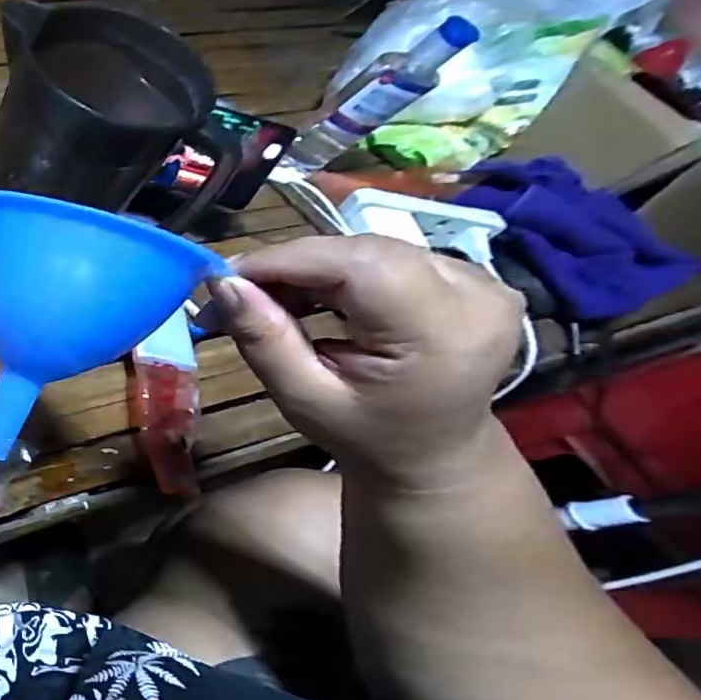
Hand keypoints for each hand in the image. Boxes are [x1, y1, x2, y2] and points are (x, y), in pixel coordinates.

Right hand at [206, 235, 524, 488]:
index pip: (358, 265)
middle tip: (230, 292)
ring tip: (261, 298)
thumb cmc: (363, 434)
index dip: (285, 260)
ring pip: (367, 249)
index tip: (222, 277)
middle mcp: (475, 293)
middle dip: (287, 264)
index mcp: (441, 331)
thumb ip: (265, 340)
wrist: (432, 450)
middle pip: (362, 251)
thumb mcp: (302, 398)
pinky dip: (329, 270)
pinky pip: (381, 256)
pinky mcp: (465, 275)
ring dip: (304, 267)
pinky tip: (302, 296)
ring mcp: (478, 279)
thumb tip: (222, 285)